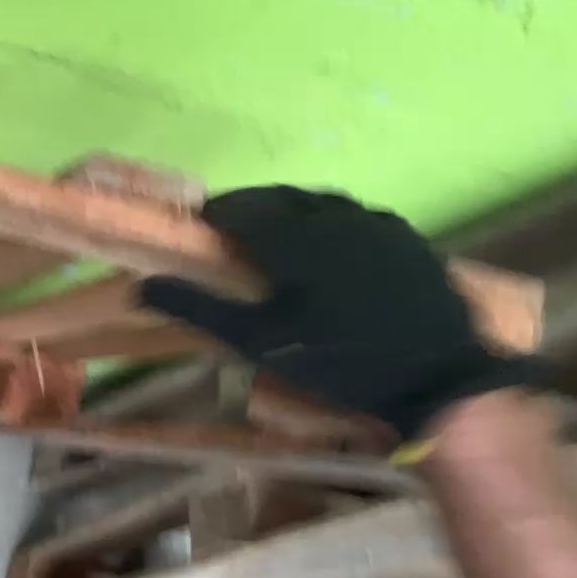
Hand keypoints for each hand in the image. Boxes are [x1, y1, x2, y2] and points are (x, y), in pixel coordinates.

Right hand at [139, 186, 534, 438]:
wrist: (435, 380)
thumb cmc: (333, 359)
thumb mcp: (254, 340)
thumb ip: (198, 308)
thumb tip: (141, 286)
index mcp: (295, 240)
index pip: (243, 209)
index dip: (214, 211)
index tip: (194, 220)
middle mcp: (337, 221)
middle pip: (283, 197)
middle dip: (249, 204)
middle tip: (225, 219)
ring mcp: (379, 228)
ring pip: (322, 202)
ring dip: (288, 206)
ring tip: (268, 224)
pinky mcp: (408, 242)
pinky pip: (356, 215)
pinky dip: (327, 218)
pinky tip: (323, 239)